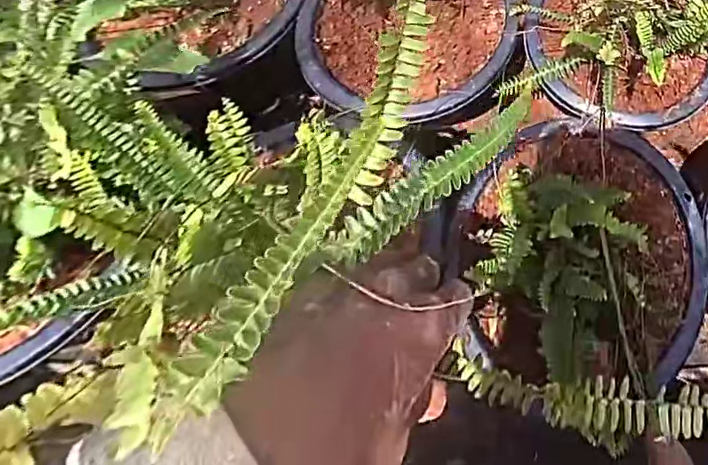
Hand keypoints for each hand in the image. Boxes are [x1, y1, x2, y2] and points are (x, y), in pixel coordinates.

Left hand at [225, 253, 469, 464]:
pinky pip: (338, 275)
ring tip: (379, 299)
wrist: (250, 450)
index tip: (449, 320)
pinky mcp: (305, 289)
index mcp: (422, 329)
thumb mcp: (391, 440)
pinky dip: (345, 287)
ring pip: (381, 262)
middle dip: (423, 284)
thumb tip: (430, 390)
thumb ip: (415, 403)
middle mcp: (391, 292)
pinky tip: (339, 306)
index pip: (457, 298)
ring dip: (386, 278)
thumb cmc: (336, 452)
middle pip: (421, 267)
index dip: (454, 308)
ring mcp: (347, 285)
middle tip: (415, 307)